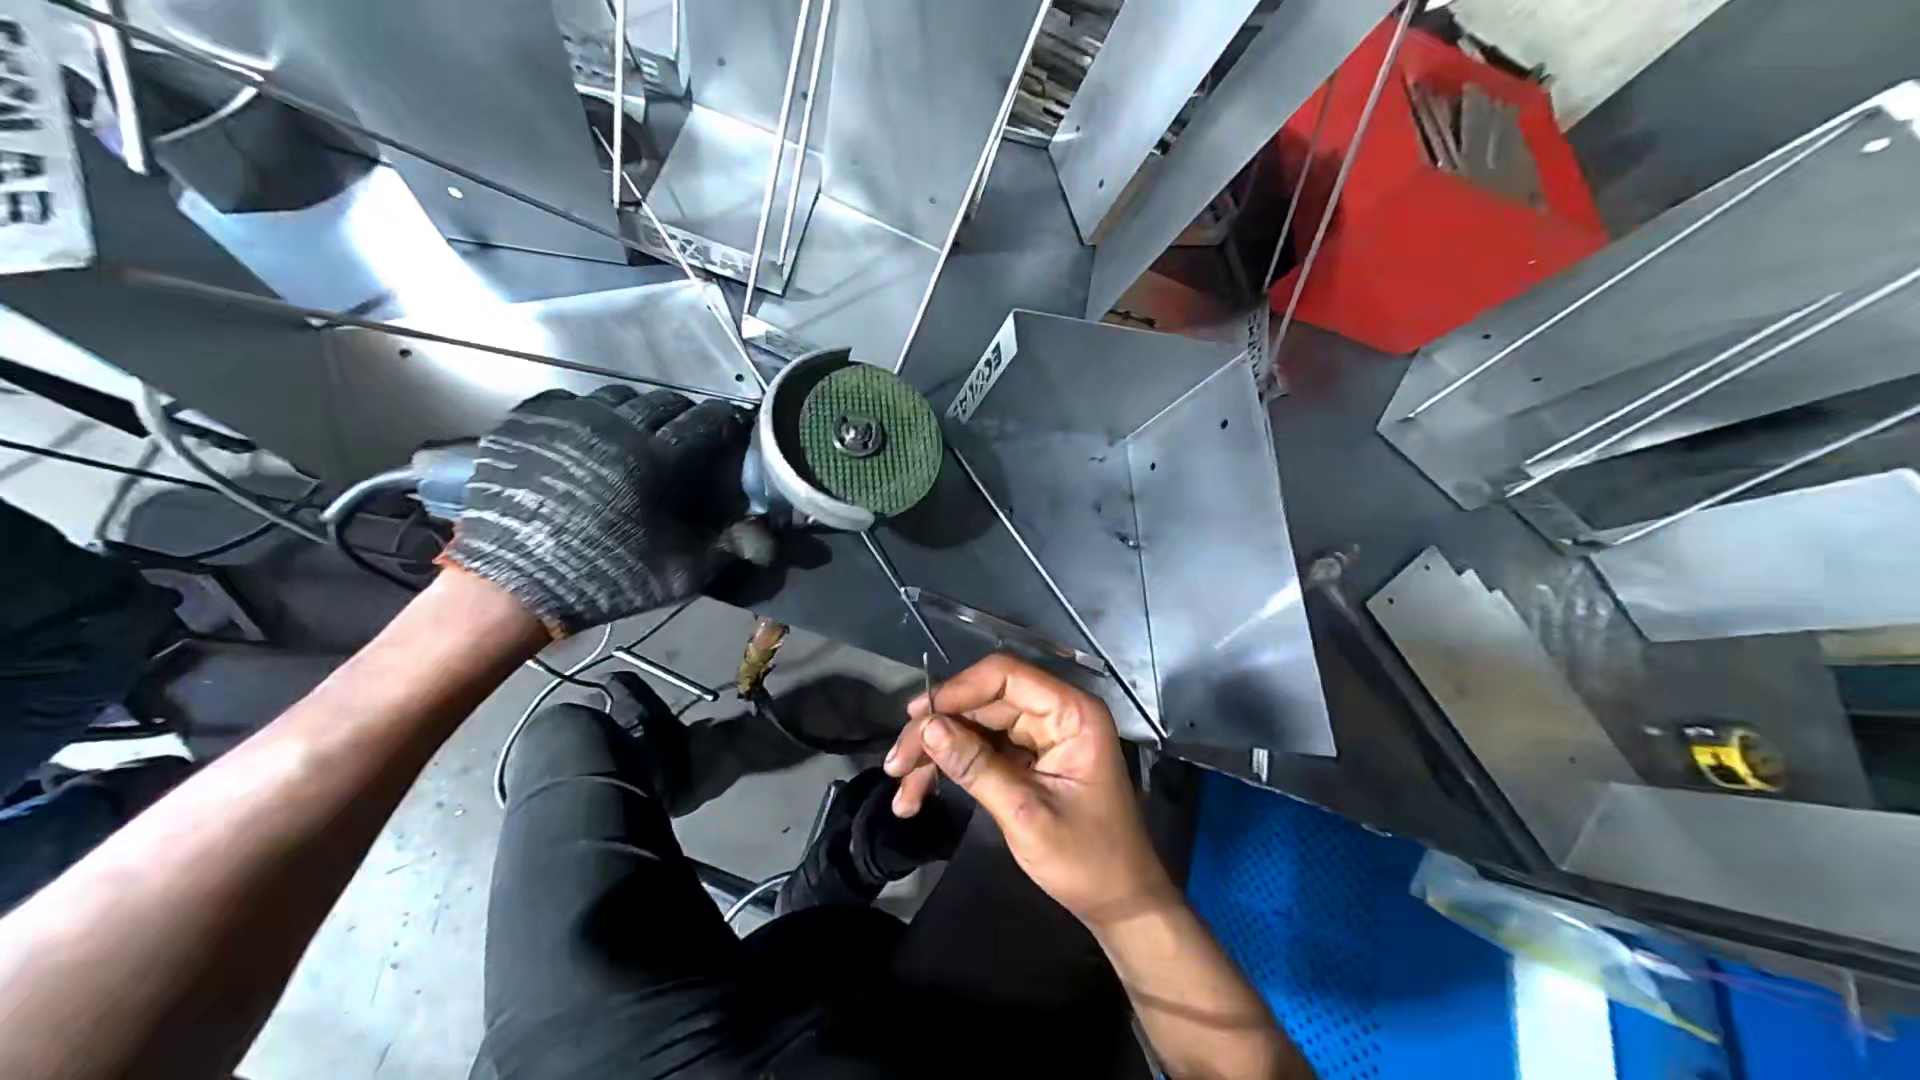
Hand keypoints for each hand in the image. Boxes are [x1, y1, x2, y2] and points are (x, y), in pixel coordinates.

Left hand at [441, 386, 771, 635]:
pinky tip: (589, 438)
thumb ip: (730, 547)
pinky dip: (585, 414)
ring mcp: (565, 421)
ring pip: (616, 396)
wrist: (511, 589)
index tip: (732, 426)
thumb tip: (767, 531)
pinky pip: (567, 401)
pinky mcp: (525, 424)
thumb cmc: (606, 580)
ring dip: (636, 412)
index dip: (724, 420)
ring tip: (637, 436)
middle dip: (682, 416)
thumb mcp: (680, 574)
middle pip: (662, 402)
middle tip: (686, 439)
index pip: (703, 420)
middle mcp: (612, 427)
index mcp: (653, 460)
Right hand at [884, 654, 1176, 926]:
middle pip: (982, 701)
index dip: (958, 690)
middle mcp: (1054, 714)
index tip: (918, 715)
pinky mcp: (1026, 758)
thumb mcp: (1027, 815)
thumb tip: (928, 727)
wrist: (1119, 904)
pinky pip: (980, 749)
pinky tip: (918, 793)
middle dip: (937, 729)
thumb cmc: (1087, 860)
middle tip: (897, 762)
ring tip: (902, 789)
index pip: (1006, 676)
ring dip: (936, 753)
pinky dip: (950, 768)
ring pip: (974, 726)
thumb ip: (977, 767)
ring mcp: (1039, 736)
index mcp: (1071, 714)